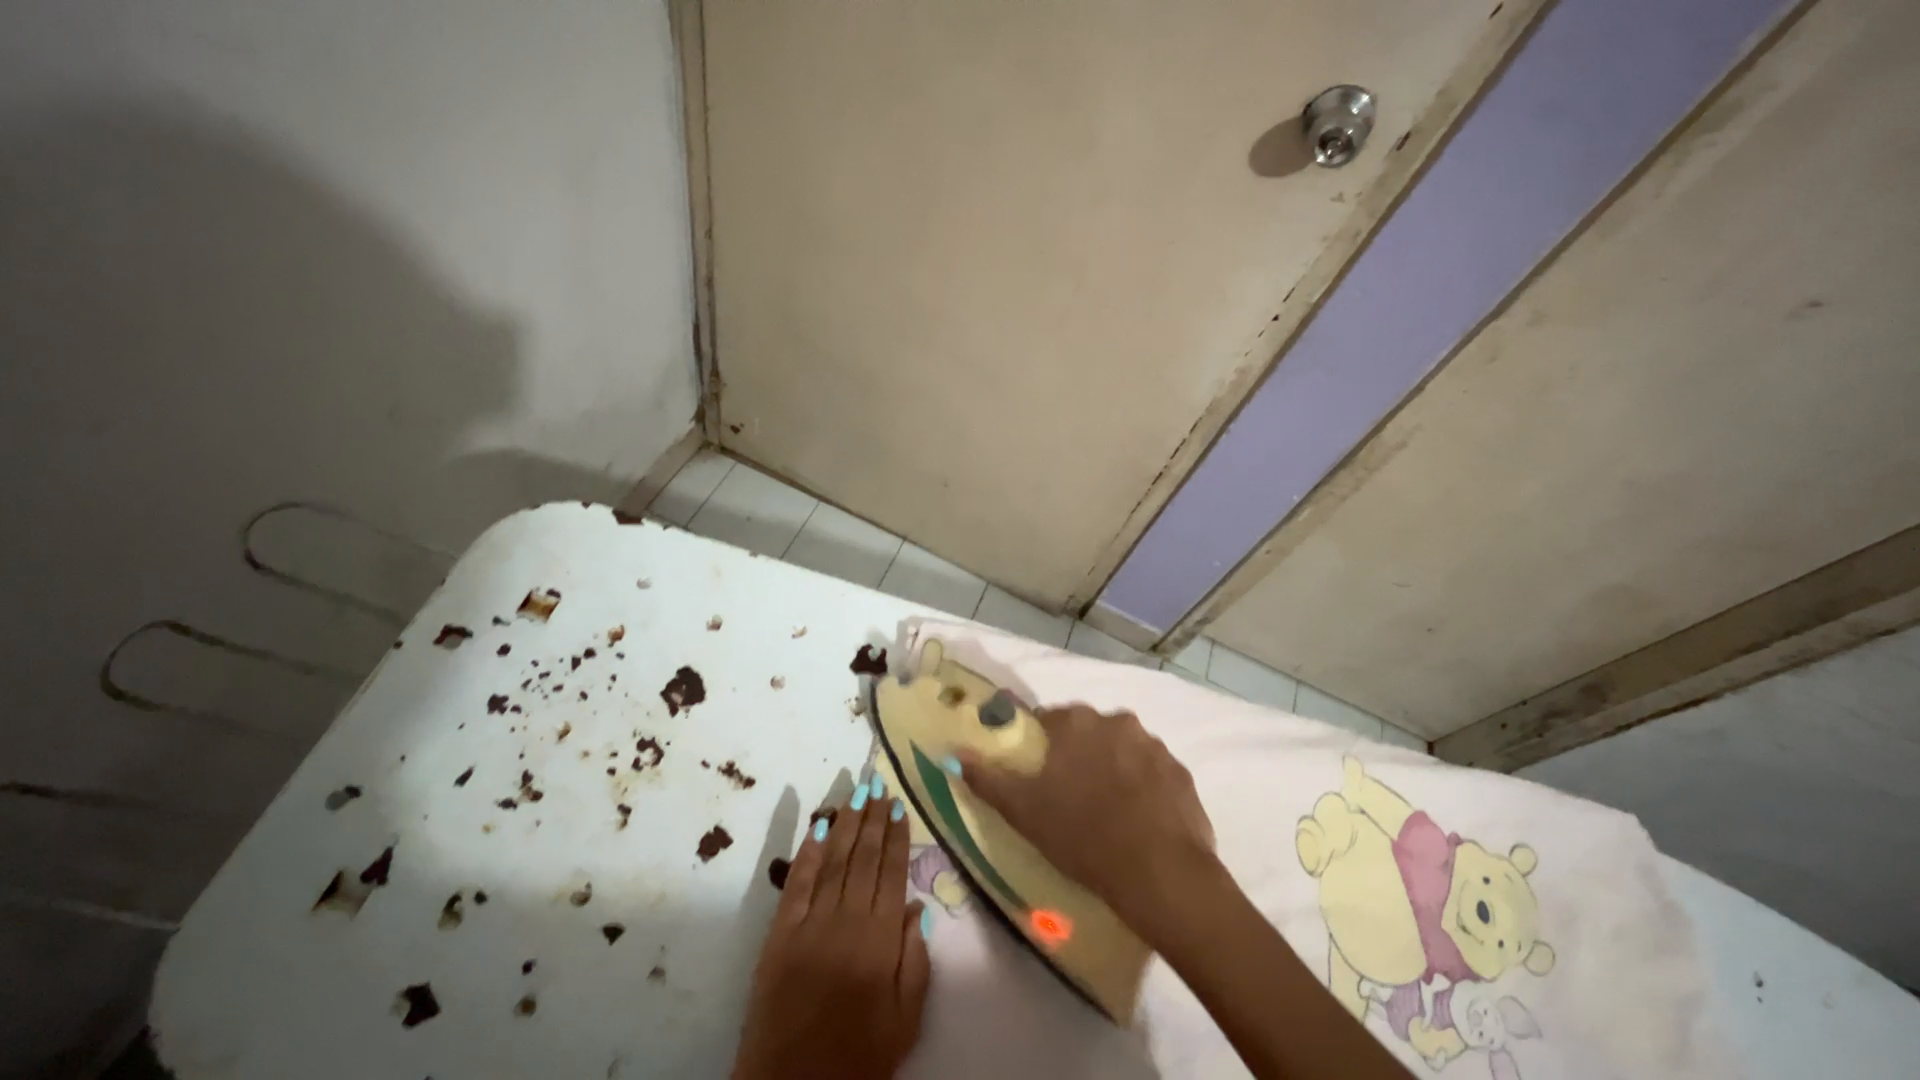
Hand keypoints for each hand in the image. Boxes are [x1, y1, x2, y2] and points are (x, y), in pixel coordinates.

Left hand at [733, 784, 931, 1079]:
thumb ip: (915, 960)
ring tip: (855, 793)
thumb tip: (916, 907)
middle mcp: (847, 922)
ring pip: (831, 861)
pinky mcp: (779, 934)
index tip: (901, 806)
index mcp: (882, 941)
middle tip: (879, 784)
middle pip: (862, 858)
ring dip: (844, 824)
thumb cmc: (859, 1054)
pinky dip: (806, 853)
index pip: (892, 875)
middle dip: (872, 818)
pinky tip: (815, 827)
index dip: (897, 838)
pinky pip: (795, 884)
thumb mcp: (906, 1017)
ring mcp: (810, 924)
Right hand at [956, 704, 1214, 935]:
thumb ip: (986, 777)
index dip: (1037, 746)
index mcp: (1076, 722)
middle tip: (1067, 798)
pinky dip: (1143, 790)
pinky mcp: (1183, 775)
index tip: (1035, 777)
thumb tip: (956, 753)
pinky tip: (1136, 823)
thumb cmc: (1080, 835)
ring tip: (1104, 814)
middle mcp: (1118, 721)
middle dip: (1077, 756)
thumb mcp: (1021, 810)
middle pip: (1088, 732)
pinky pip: (1153, 776)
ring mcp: (1156, 746)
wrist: (1159, 872)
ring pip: (1123, 751)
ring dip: (1112, 770)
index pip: (1046, 720)